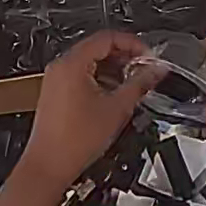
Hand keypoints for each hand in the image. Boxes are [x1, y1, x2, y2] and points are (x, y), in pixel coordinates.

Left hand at [18, 32, 163, 192]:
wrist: (49, 167)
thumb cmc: (73, 142)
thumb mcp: (117, 107)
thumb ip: (141, 83)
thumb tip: (157, 69)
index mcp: (73, 64)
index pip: (107, 38)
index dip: (133, 44)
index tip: (149, 56)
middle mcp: (61, 67)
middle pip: (99, 47)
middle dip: (125, 56)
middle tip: (144, 68)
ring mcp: (56, 80)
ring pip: (91, 61)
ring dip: (114, 68)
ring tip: (132, 83)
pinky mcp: (56, 93)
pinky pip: (82, 75)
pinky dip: (101, 78)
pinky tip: (115, 95)